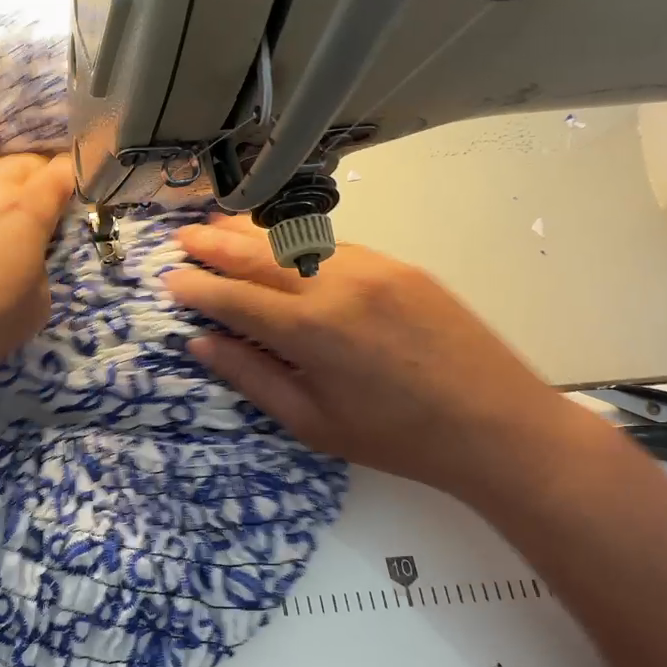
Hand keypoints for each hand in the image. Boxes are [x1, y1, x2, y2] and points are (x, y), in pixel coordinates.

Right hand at [163, 217, 597, 497]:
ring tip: (219, 226)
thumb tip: (202, 342)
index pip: (234, 298)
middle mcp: (336, 286)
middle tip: (181, 237)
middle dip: (214, 245)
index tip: (168, 279)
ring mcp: (374, 269)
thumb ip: (250, 377)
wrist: (498, 428)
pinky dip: (298, 242)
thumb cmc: (395, 439)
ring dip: (252, 234)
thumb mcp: (311, 422)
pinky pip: (336, 246)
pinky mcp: (402, 267)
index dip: (196, 288)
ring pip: (297, 240)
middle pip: (260, 255)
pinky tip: (282, 244)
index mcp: (309, 331)